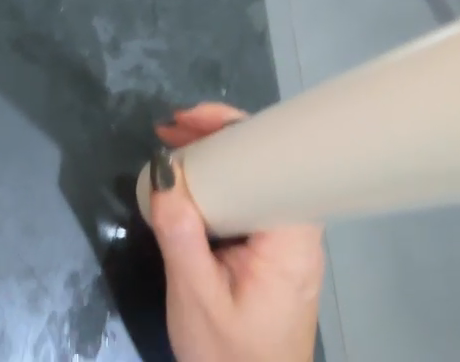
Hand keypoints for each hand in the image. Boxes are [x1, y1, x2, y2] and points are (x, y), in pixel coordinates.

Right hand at [149, 103, 324, 361]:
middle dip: (219, 135)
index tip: (193, 122)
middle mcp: (295, 237)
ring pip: (255, 181)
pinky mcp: (267, 256)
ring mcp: (282, 247)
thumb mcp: (195, 296)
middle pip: (267, 166)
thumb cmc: (230, 357)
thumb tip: (164, 172)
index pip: (282, 166)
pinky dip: (215, 183)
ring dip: (214, 156)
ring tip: (169, 145)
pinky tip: (184, 181)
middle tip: (169, 129)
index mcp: (290, 243)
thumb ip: (180, 235)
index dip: (241, 131)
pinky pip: (246, 202)